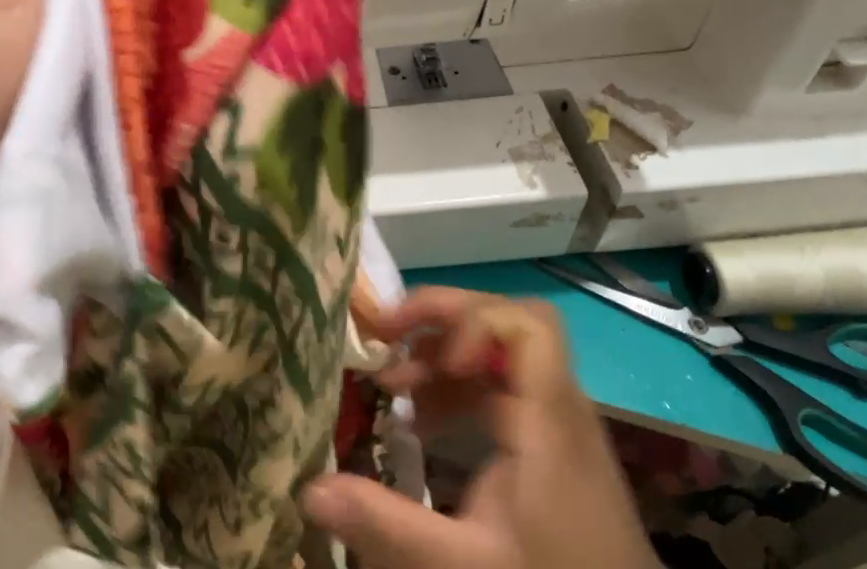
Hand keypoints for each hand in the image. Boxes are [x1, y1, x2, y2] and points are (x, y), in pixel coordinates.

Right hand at [303, 289, 659, 568]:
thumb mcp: (462, 566)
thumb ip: (388, 524)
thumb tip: (308, 488)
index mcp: (550, 423)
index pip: (526, 325)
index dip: (470, 321)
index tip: (424, 356)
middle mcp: (558, 412)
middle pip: (506, 328)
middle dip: (440, 326)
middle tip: (383, 345)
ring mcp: (557, 431)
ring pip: (502, 360)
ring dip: (443, 360)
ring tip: (392, 388)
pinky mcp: (552, 454)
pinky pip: (503, 395)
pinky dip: (457, 394)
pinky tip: (422, 427)